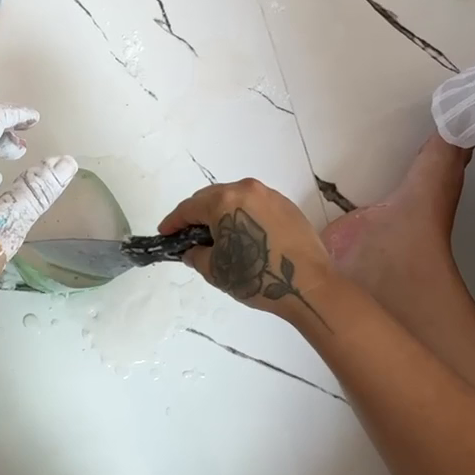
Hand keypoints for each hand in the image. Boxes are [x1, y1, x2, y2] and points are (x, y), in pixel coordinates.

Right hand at [160, 179, 337, 331]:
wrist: (309, 285)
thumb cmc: (257, 277)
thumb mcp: (216, 270)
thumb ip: (196, 255)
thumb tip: (192, 249)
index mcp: (224, 201)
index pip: (189, 208)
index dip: (173, 222)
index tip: (164, 233)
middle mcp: (246, 189)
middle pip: (211, 198)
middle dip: (197, 215)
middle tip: (189, 235)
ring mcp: (269, 195)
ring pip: (235, 199)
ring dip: (221, 214)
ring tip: (218, 236)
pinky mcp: (287, 205)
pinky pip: (255, 205)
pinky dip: (243, 216)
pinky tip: (244, 236)